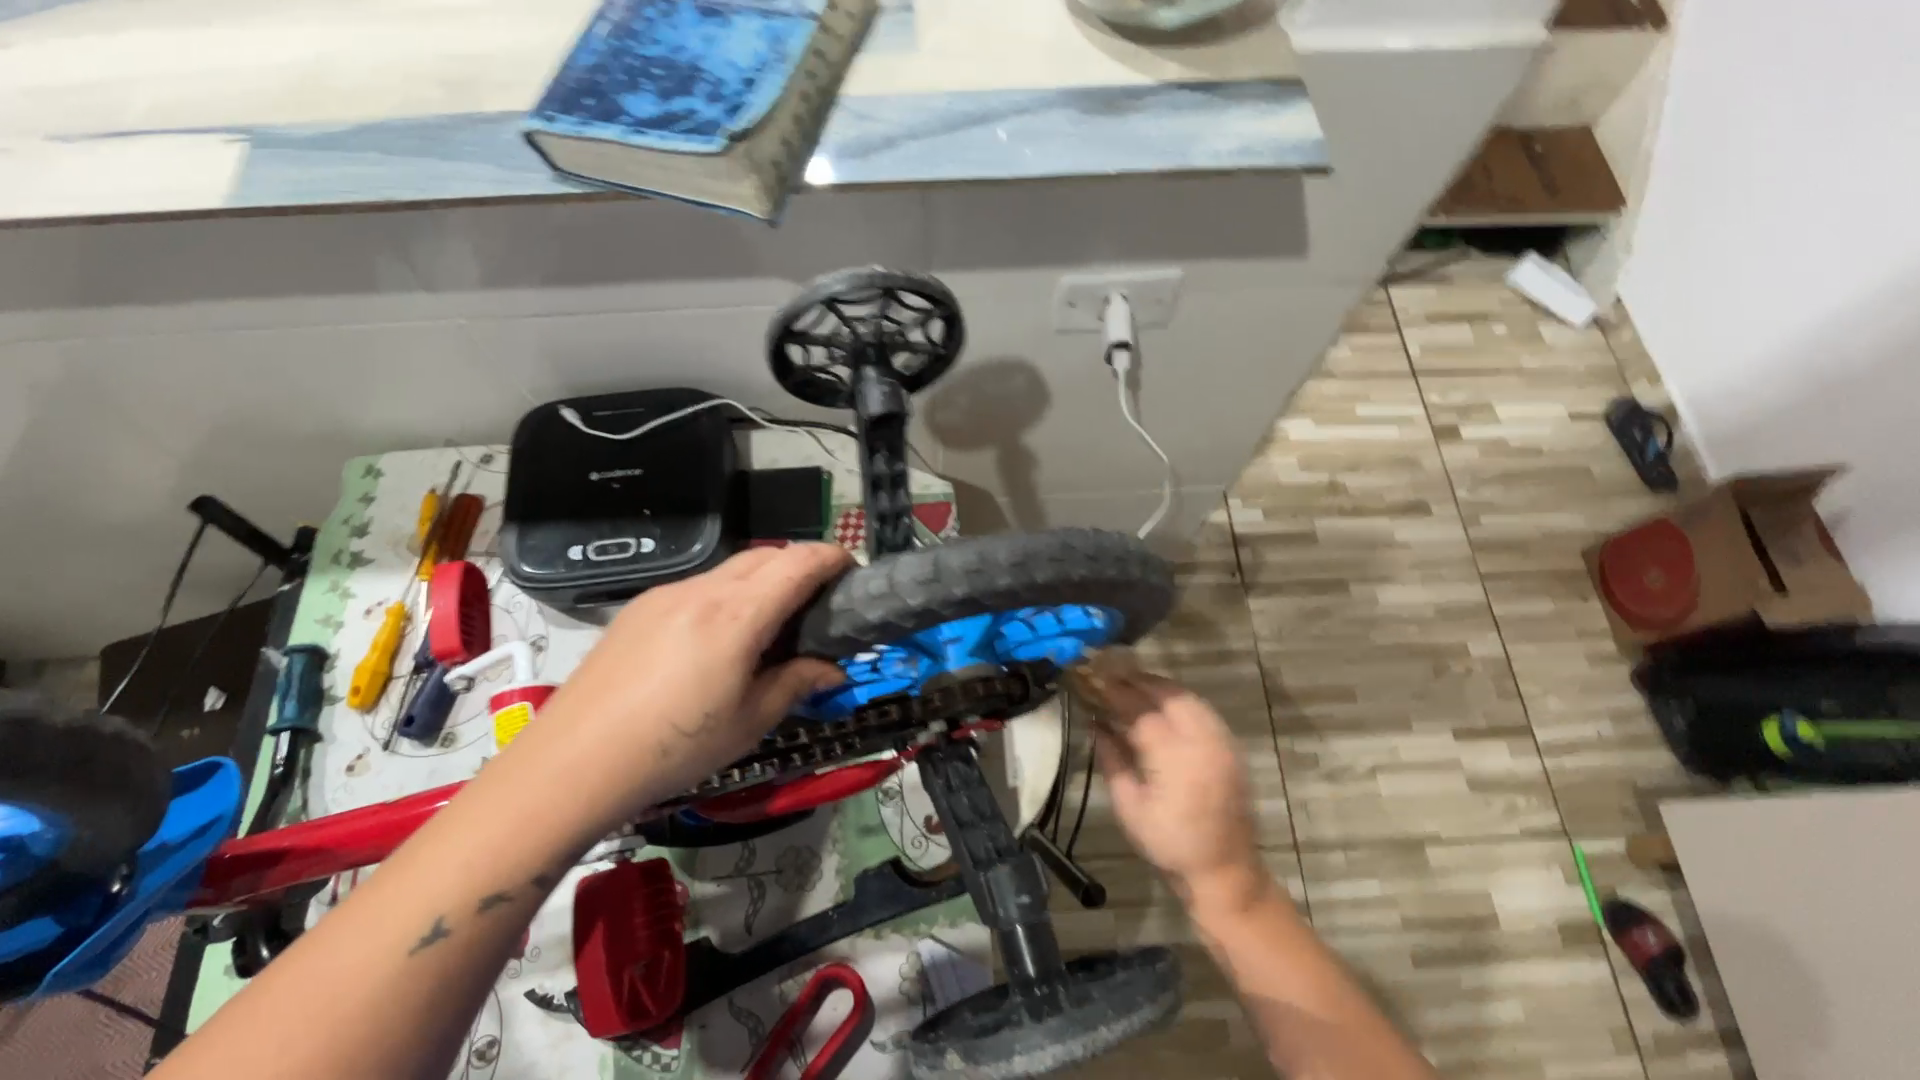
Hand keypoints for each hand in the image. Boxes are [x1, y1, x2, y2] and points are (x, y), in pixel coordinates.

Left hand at [503, 543, 852, 833]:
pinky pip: (699, 586)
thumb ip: (796, 683)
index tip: (855, 573)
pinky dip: (728, 595)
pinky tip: (722, 638)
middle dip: (802, 565)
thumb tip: (833, 670)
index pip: (799, 562)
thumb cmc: (675, 747)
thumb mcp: (749, 721)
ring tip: (774, 624)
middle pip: (767, 555)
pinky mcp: (640, 608)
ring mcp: (666, 595)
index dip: (834, 558)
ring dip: (764, 580)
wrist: (575, 761)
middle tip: (822, 602)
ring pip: (731, 569)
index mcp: (736, 615)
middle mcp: (702, 590)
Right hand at [1092, 672, 1265, 908]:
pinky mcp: (1231, 747)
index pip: (1139, 711)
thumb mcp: (1129, 806)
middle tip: (1112, 676)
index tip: (1094, 680)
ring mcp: (1222, 742)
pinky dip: (1180, 700)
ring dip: (1160, 687)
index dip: (1115, 693)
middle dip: (1139, 681)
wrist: (1223, 867)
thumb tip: (1095, 725)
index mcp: (1173, 757)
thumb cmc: (1168, 843)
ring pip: (1190, 698)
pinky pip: (1204, 710)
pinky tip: (1163, 705)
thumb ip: (1112, 760)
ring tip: (1134, 685)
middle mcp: (1202, 741)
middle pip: (1169, 695)